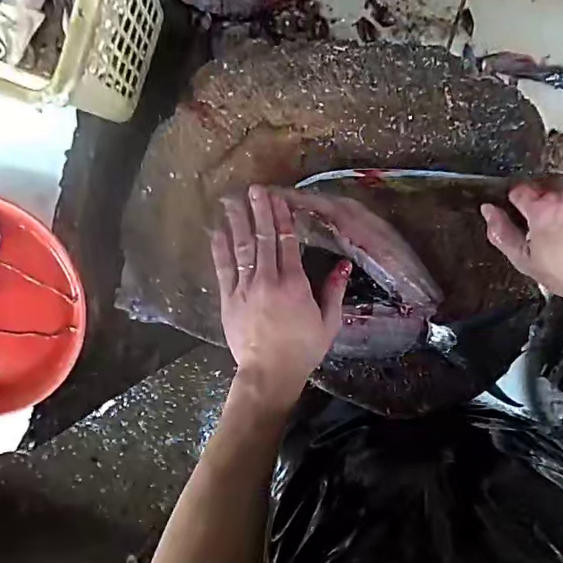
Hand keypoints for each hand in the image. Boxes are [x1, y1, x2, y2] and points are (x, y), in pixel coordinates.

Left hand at [212, 185, 348, 408]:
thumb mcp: (328, 323)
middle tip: (256, 189)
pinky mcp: (228, 299)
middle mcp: (268, 280)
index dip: (283, 218)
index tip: (279, 199)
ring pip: (241, 248)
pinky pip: (224, 268)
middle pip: (263, 239)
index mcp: (294, 284)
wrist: (269, 373)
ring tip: (234, 200)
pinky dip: (220, 248)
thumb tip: (343, 265)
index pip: (287, 243)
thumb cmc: (303, 350)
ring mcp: (244, 288)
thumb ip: (334, 291)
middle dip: (260, 211)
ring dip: (239, 222)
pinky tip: (218, 230)